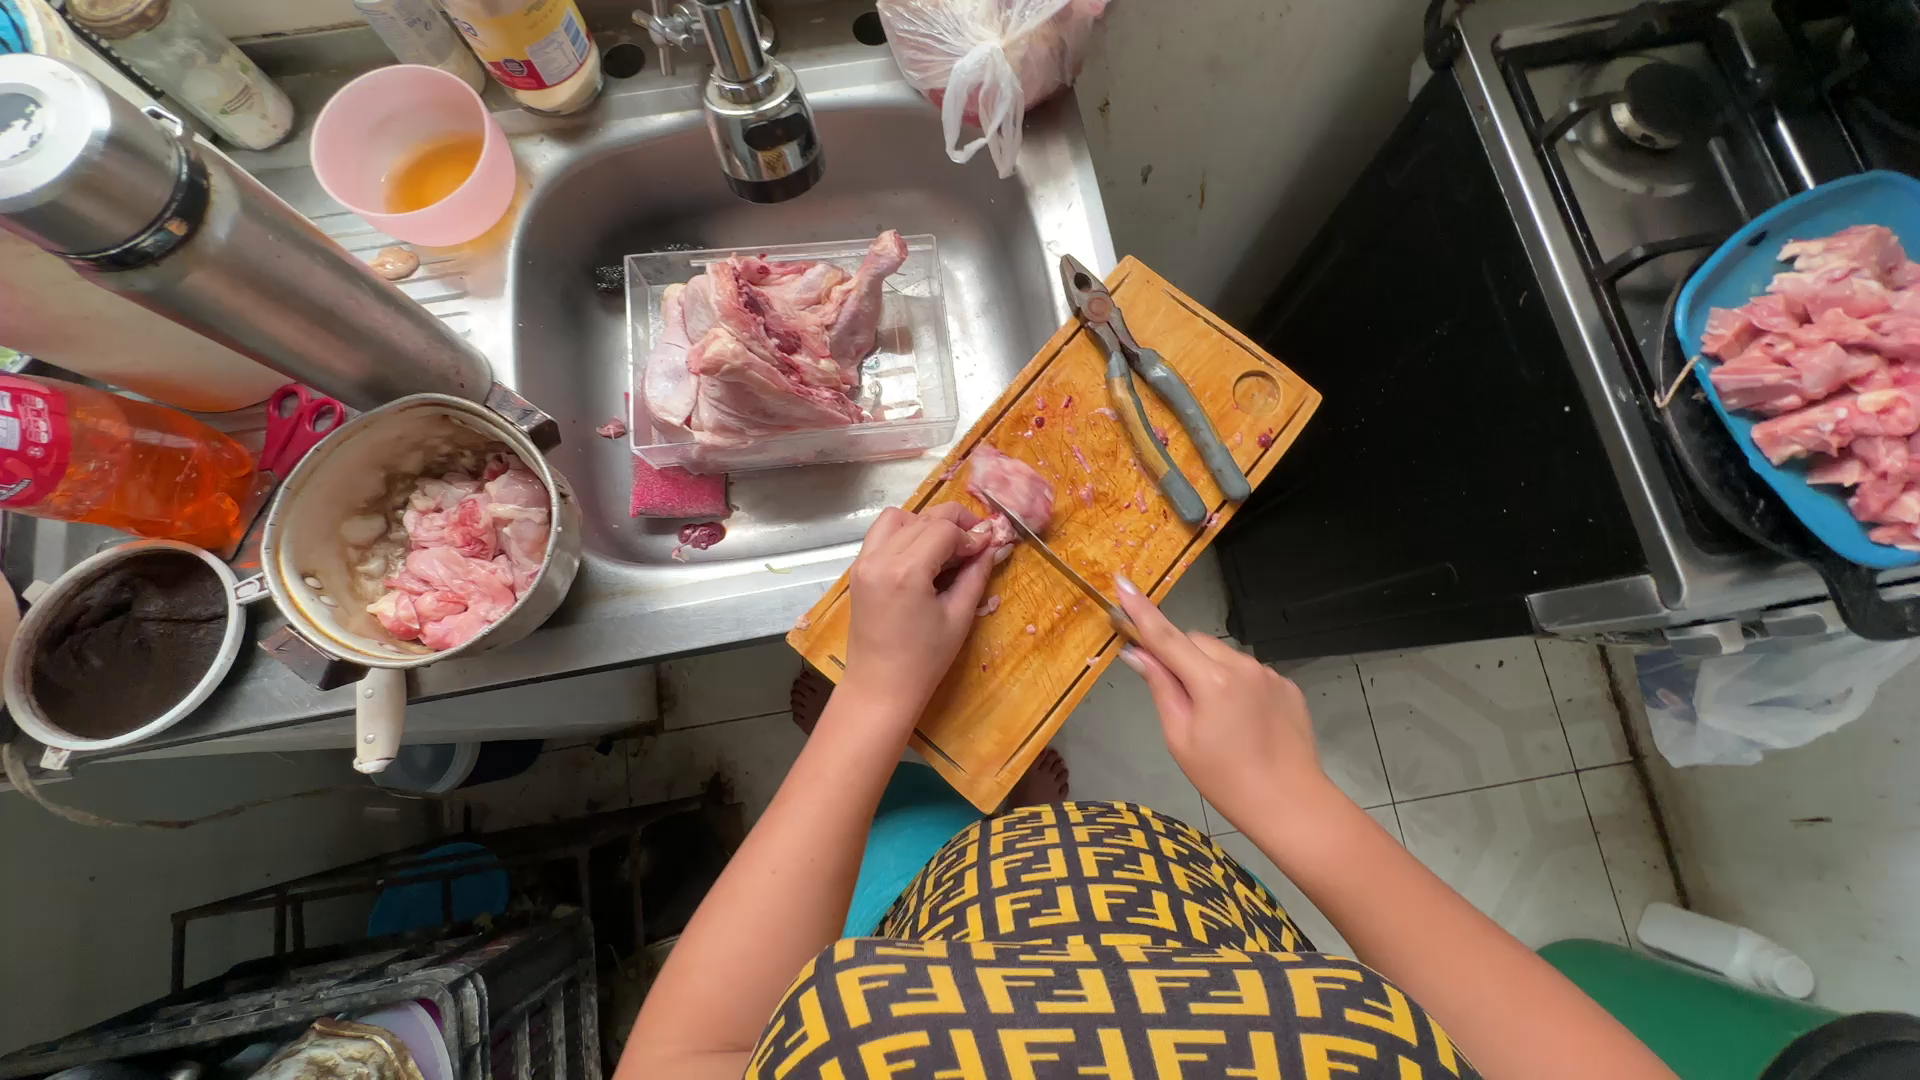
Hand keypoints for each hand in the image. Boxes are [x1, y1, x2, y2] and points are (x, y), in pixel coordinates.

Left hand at [841, 502, 995, 722]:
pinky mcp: (858, 570)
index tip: (987, 547)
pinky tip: (922, 556)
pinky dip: (904, 533)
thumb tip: (993, 545)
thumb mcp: (959, 616)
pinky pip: (881, 534)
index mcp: (906, 571)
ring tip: (945, 548)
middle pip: (923, 517)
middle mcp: (880, 558)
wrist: (880, 688)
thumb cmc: (924, 660)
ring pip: (898, 517)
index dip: (971, 534)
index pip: (944, 529)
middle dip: (953, 524)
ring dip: (925, 523)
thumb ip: (976, 574)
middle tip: (975, 544)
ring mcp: (864, 562)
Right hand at [1114, 576, 1337, 829]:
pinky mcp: (1286, 685)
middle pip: (1195, 641)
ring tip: (1215, 715)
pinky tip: (1241, 718)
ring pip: (1221, 654)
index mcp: (1211, 680)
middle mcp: (1242, 665)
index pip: (1166, 636)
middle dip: (1178, 655)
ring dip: (1207, 669)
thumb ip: (1160, 687)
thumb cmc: (1224, 779)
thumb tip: (1137, 653)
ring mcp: (1268, 673)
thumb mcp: (1179, 737)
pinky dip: (1234, 682)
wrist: (1291, 804)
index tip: (1122, 582)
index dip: (1140, 610)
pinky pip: (1247, 671)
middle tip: (1177, 694)